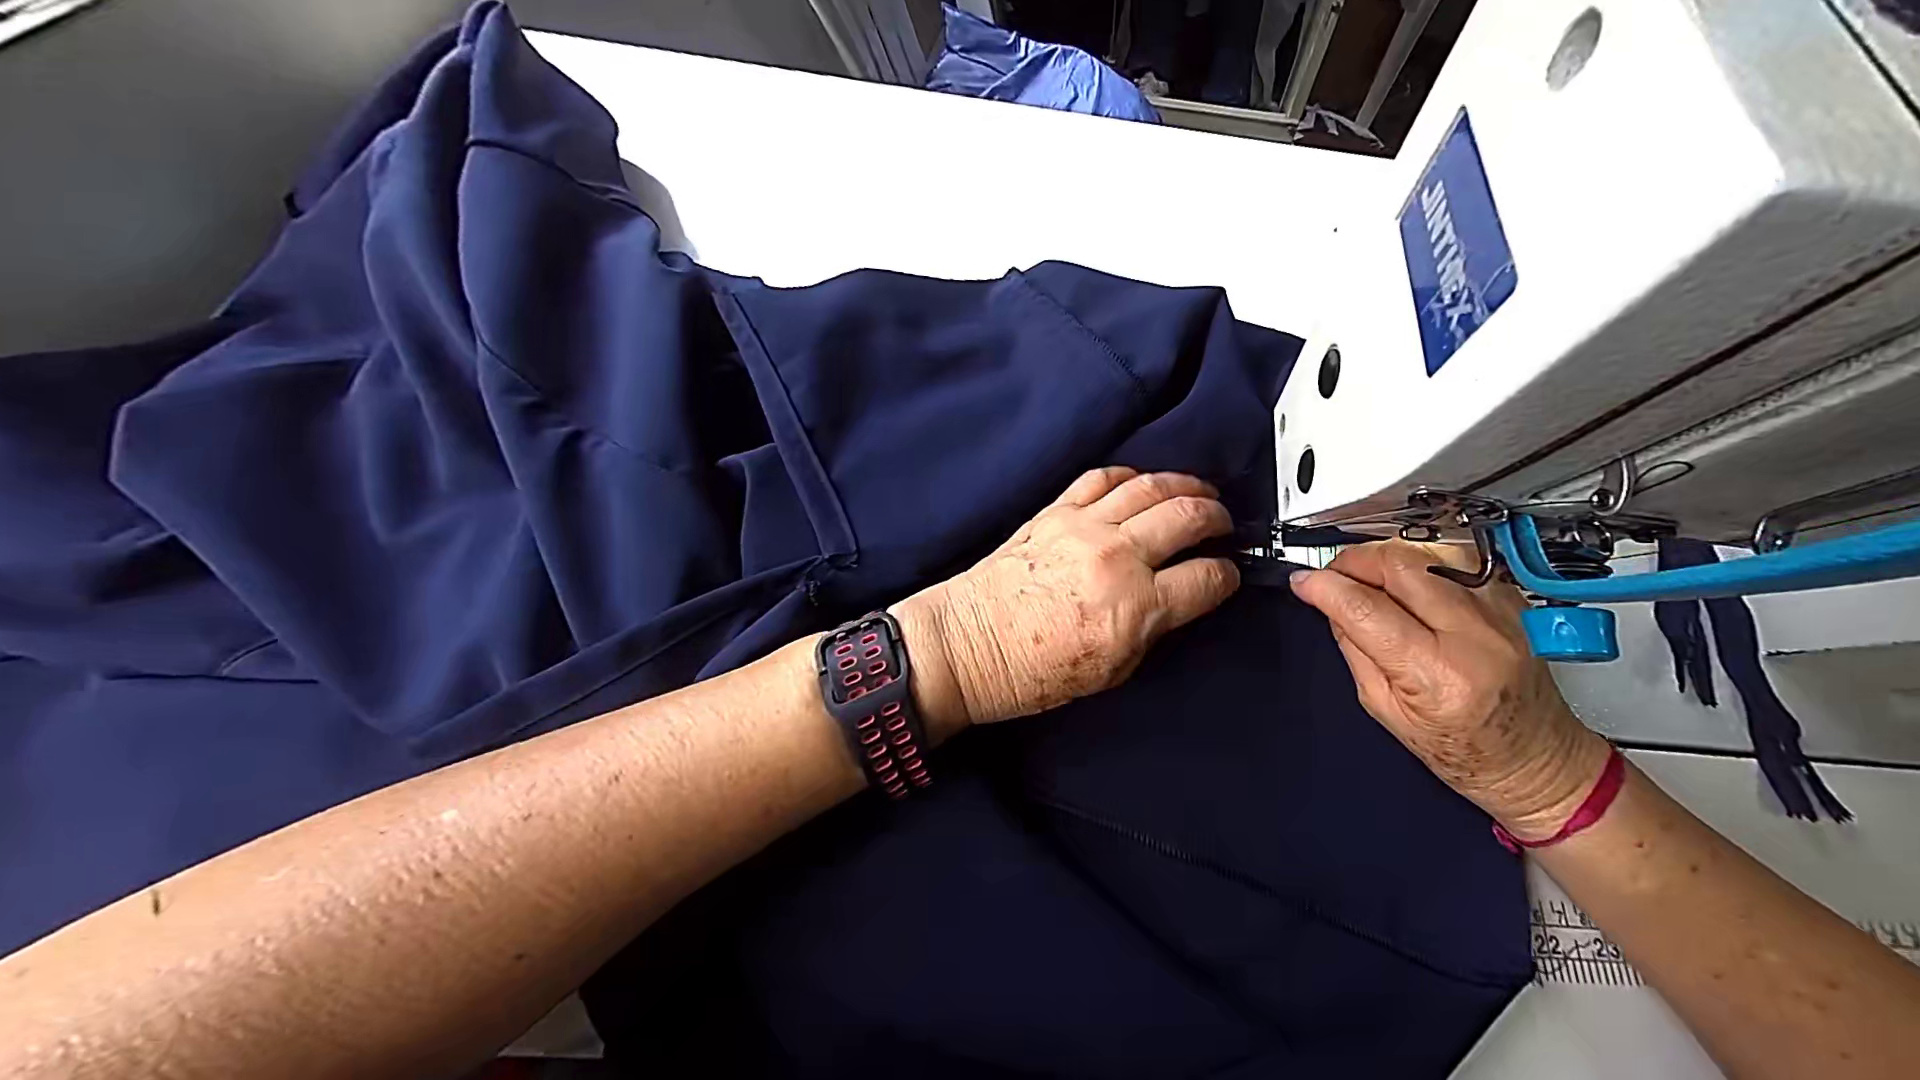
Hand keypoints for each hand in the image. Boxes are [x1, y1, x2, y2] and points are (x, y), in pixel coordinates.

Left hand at [893, 467, 1240, 734]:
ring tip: (1199, 492)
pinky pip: (1101, 479)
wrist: (968, 645)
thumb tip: (1176, 598)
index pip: (1207, 577)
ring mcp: (1083, 528)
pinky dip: (1128, 476)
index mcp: (1136, 606)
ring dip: (1184, 485)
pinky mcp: (1054, 514)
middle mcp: (1116, 557)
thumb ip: (1152, 627)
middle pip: (1188, 517)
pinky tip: (1141, 483)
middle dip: (1217, 518)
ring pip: (1150, 487)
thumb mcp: (1112, 671)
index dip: (1227, 574)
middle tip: (1223, 523)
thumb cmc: (1031, 670)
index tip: (1227, 573)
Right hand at [1288, 541, 1612, 839]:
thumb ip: (1354, 648)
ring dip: (1384, 559)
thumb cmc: (1464, 748)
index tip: (1302, 582)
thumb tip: (1330, 603)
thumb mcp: (1382, 707)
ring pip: (1425, 552)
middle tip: (1332, 577)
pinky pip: (1454, 561)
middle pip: (1398, 564)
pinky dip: (1418, 564)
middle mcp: (1476, 637)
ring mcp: (1500, 614)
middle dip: (1351, 561)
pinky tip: (1406, 585)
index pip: (1365, 608)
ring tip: (1367, 580)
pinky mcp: (1511, 602)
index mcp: (1438, 676)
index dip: (1323, 587)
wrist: (1535, 759)